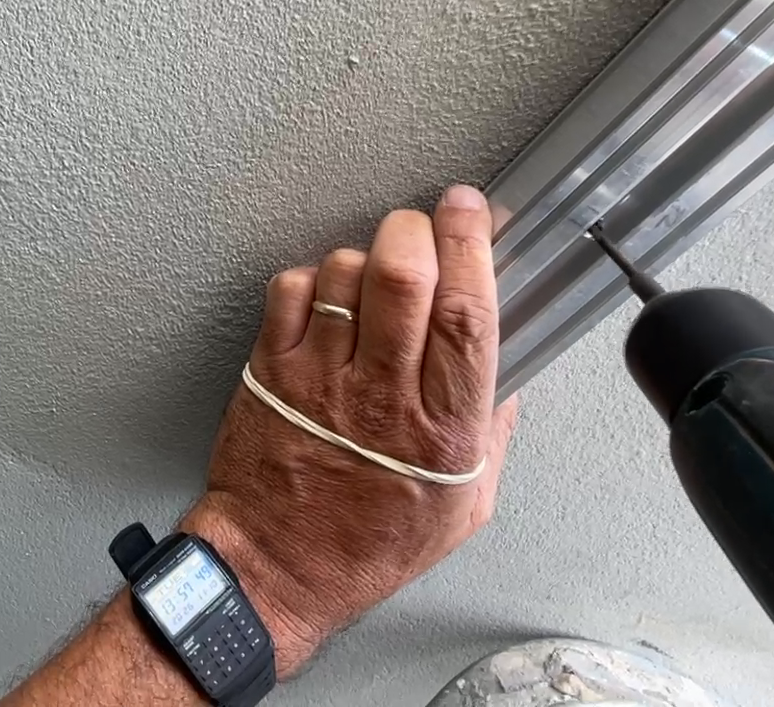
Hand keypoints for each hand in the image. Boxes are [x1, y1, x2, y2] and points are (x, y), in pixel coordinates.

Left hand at [180, 187, 519, 673]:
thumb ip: (492, 430)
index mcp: (442, 428)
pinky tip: (321, 306)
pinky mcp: (270, 368)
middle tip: (417, 228)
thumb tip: (503, 367)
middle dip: (412, 230)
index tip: (471, 212)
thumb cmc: (368, 539)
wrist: (279, 559)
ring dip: (360, 259)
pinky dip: (310, 280)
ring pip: (342, 274)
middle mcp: (380, 394)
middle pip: (401, 276)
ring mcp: (317, 376)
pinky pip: (290, 289)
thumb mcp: (465, 506)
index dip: (471, 248)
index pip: (465, 314)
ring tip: (366, 284)